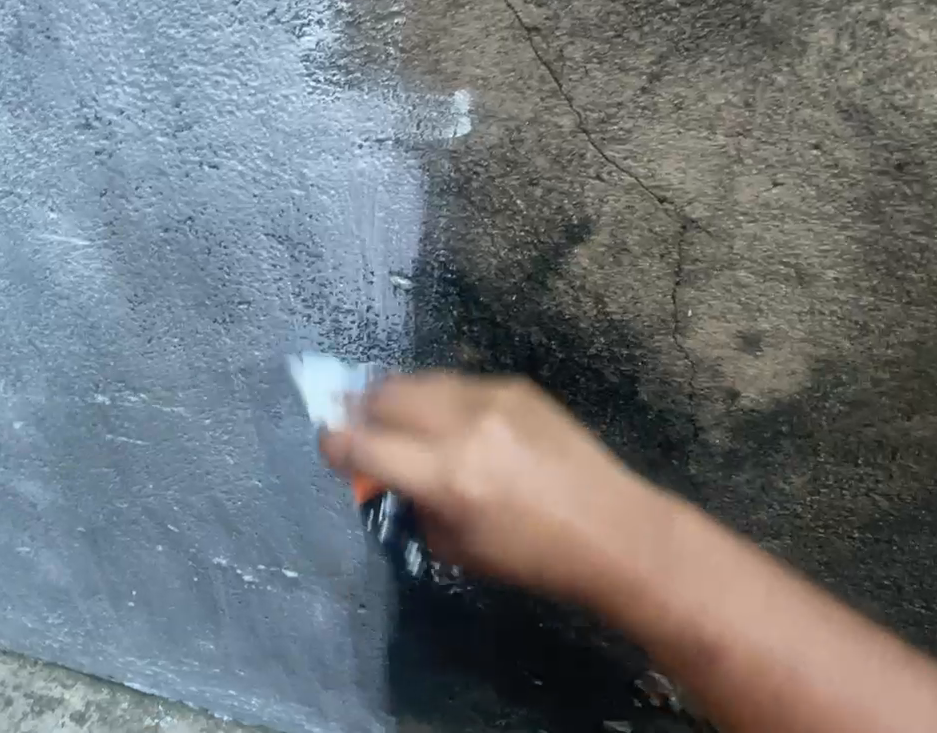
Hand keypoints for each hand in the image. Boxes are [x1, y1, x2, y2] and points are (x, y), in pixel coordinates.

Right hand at [318, 370, 665, 603]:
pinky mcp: (512, 384)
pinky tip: (453, 421)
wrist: (611, 528)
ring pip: (417, 380)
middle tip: (356, 423)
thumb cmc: (531, 556)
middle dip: (359, 408)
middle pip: (383, 395)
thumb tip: (383, 471)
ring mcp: (490, 397)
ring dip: (396, 398)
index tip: (326, 441)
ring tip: (398, 416)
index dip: (333, 442)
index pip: (364, 445)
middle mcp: (462, 426)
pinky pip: (455, 382)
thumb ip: (411, 502)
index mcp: (447, 477)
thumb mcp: (456, 548)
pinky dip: (439, 399)